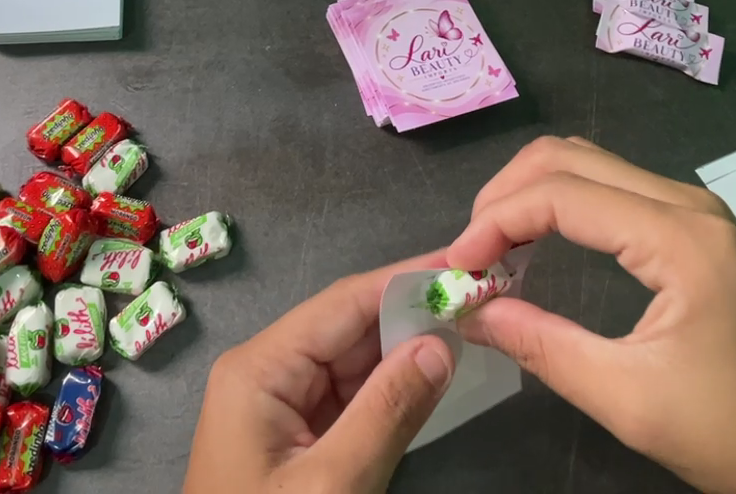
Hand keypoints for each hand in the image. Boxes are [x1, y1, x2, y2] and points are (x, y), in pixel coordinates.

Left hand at [184, 256, 456, 492]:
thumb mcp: (333, 486)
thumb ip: (389, 411)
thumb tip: (440, 342)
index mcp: (261, 366)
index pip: (343, 302)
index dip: (403, 279)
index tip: (459, 263)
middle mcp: (267, 368)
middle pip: (347, 325)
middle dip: (409, 310)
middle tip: (474, 295)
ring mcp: (280, 401)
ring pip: (352, 358)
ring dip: (404, 345)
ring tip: (464, 322)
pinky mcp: (295, 432)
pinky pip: (348, 393)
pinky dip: (389, 384)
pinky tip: (428, 370)